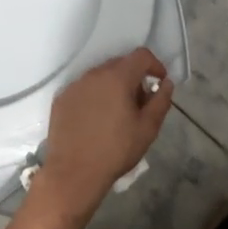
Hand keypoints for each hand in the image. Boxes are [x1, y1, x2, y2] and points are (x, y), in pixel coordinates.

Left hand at [33, 48, 172, 217]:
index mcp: (117, 77)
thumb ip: (161, 101)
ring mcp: (74, 85)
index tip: (160, 83)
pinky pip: (84, 89)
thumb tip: (166, 84)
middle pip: (120, 64)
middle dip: (134, 78)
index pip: (141, 55)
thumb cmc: (115, 150)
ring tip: (117, 113)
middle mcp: (94, 74)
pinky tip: (96, 120)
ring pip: (100, 76)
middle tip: (140, 103)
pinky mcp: (61, 99)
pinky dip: (95, 96)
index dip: (155, 65)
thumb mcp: (147, 129)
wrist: (73, 173)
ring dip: (114, 87)